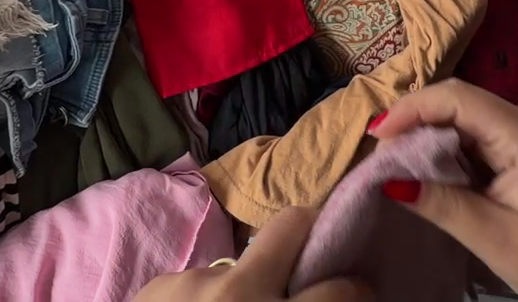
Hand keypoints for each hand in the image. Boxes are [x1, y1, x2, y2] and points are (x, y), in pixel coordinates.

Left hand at [135, 205, 372, 301]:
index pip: (339, 291)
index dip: (357, 290)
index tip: (360, 294)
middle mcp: (233, 291)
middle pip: (291, 224)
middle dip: (310, 238)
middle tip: (312, 269)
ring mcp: (191, 280)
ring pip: (238, 265)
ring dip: (244, 290)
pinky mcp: (156, 283)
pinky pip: (198, 283)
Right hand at [370, 79, 517, 301]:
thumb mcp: (496, 238)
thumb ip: (442, 203)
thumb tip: (387, 177)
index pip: (456, 97)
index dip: (412, 108)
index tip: (377, 136)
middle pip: (457, 101)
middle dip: (415, 119)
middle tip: (378, 151)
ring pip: (462, 119)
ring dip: (427, 136)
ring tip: (392, 161)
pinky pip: (473, 140)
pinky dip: (445, 151)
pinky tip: (425, 171)